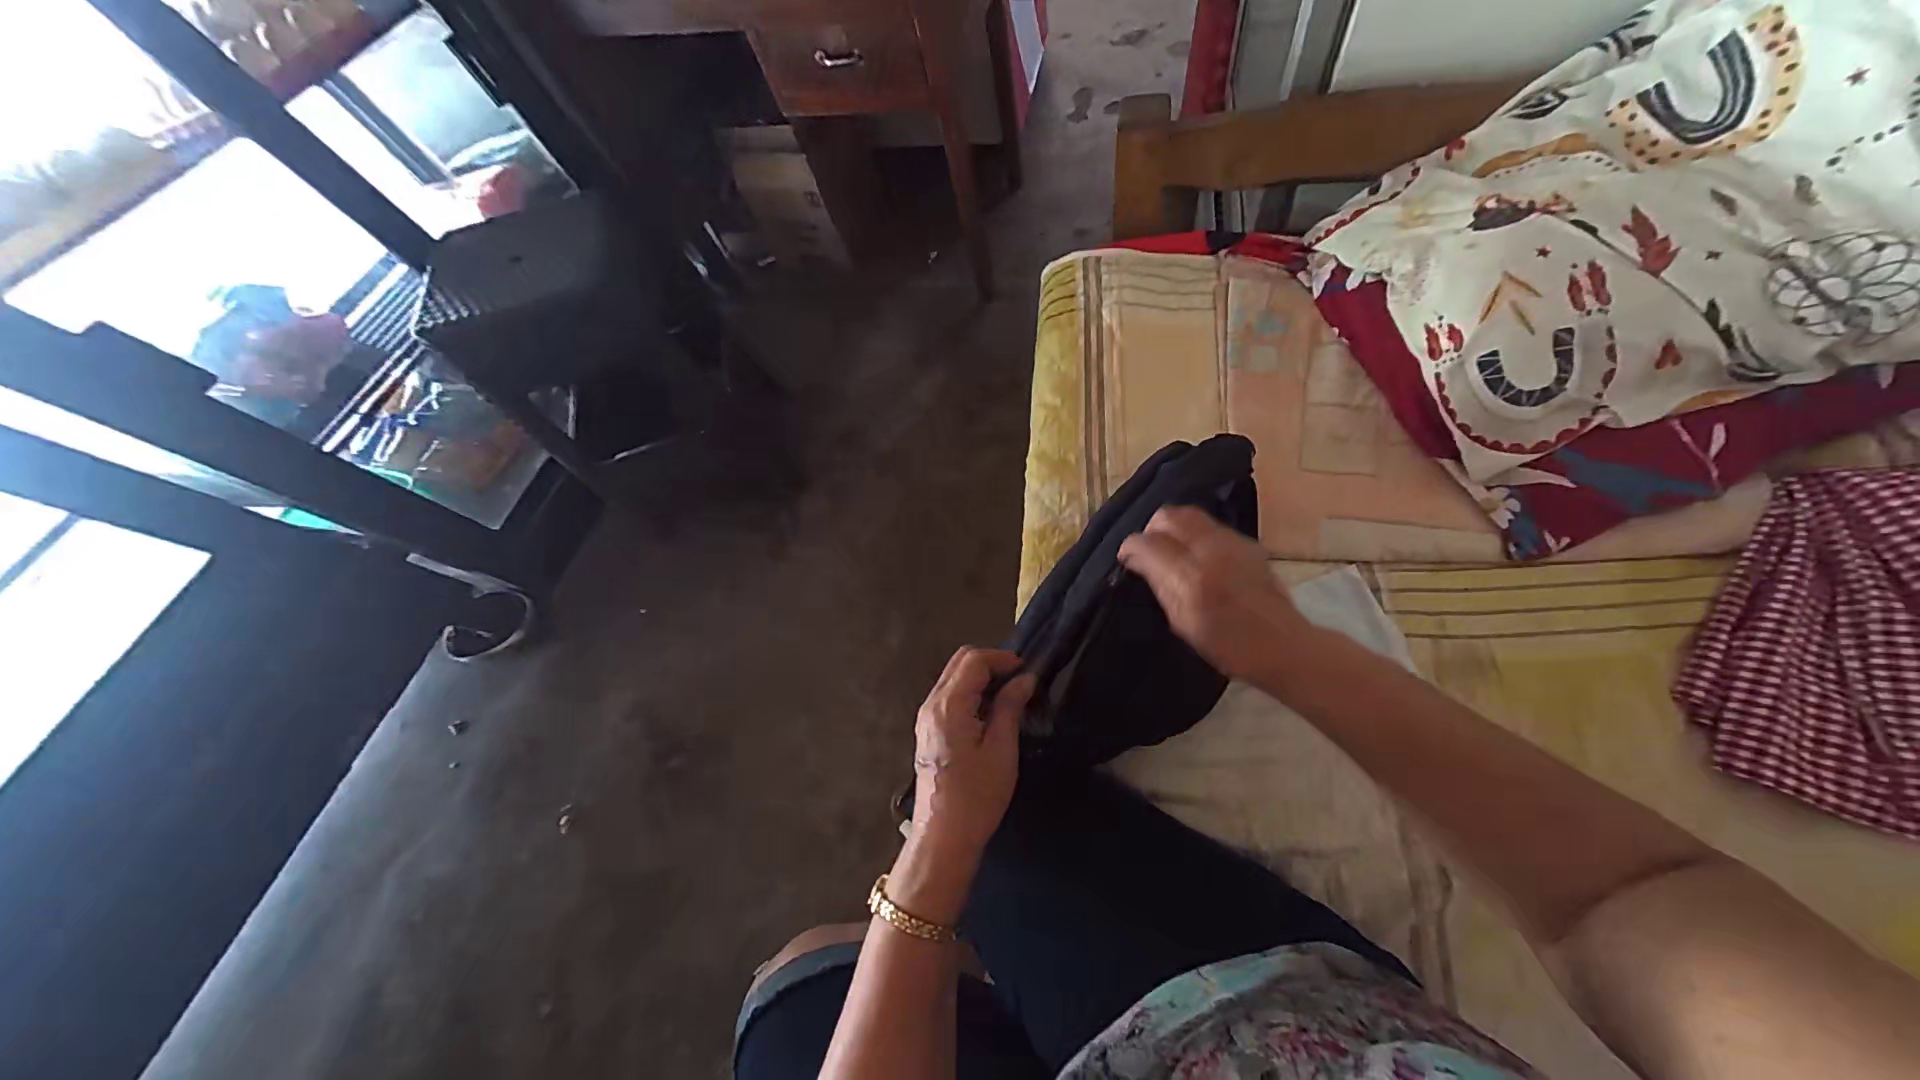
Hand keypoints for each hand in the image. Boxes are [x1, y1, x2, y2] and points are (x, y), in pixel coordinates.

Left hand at [910, 648, 1035, 861]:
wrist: (944, 836)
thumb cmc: (977, 795)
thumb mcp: (1002, 749)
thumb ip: (1010, 707)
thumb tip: (1025, 679)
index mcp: (948, 705)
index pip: (973, 660)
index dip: (1002, 658)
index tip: (1027, 671)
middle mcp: (931, 704)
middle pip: (959, 663)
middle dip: (991, 663)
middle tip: (1020, 680)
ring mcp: (926, 717)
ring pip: (953, 677)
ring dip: (981, 677)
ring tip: (1010, 695)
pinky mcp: (928, 730)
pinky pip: (949, 696)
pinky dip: (971, 692)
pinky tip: (991, 711)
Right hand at [1117, 506, 1312, 682]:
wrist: (1284, 646)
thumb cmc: (1228, 645)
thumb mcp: (1181, 620)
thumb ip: (1157, 583)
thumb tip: (1135, 558)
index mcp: (1191, 576)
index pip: (1148, 542)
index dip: (1130, 547)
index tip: (1126, 558)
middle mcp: (1212, 550)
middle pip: (1169, 516)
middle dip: (1152, 529)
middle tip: (1148, 551)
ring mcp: (1233, 542)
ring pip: (1190, 516)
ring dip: (1173, 530)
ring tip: (1170, 553)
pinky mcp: (1248, 543)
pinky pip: (1210, 527)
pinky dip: (1194, 535)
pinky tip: (1197, 558)